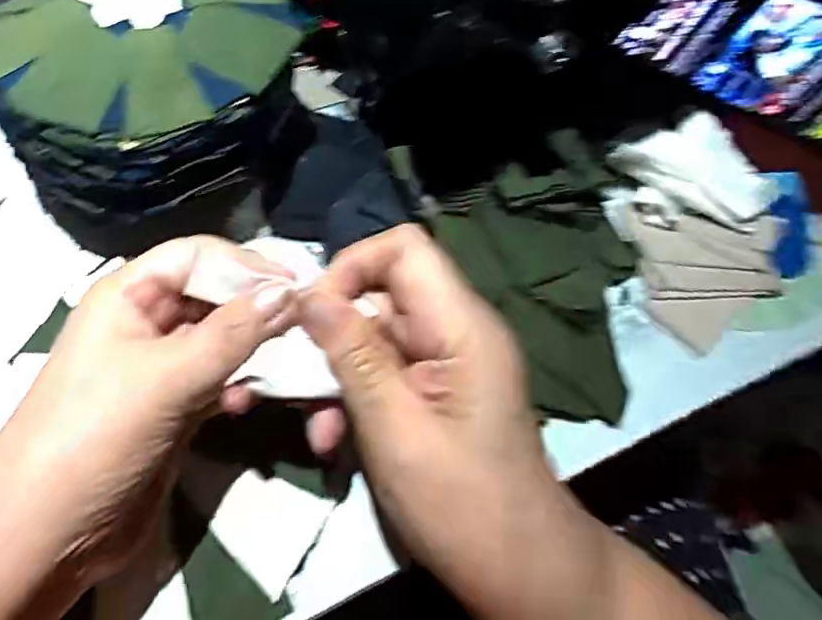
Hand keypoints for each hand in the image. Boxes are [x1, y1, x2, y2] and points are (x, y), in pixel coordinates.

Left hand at [0, 237, 297, 619]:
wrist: (40, 545)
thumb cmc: (95, 438)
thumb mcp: (166, 380)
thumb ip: (232, 333)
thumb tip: (291, 291)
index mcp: (128, 294)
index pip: (197, 255)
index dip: (246, 264)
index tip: (295, 285)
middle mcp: (145, 320)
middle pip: (213, 292)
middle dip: (256, 303)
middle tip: (304, 318)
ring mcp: (160, 364)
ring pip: (220, 336)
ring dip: (254, 344)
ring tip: (292, 356)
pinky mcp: (173, 404)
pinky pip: (218, 376)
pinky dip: (239, 383)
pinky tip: (250, 400)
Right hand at [300, 225, 719, 619]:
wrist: (521, 572)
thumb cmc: (462, 503)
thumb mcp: (394, 428)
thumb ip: (352, 355)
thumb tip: (309, 294)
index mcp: (461, 324)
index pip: (405, 248)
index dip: (355, 264)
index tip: (316, 312)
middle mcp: (458, 327)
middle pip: (385, 291)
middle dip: (336, 330)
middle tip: (300, 373)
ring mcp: (449, 357)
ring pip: (378, 332)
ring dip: (340, 372)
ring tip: (317, 425)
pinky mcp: (438, 386)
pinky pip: (387, 367)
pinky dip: (357, 394)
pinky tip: (334, 439)